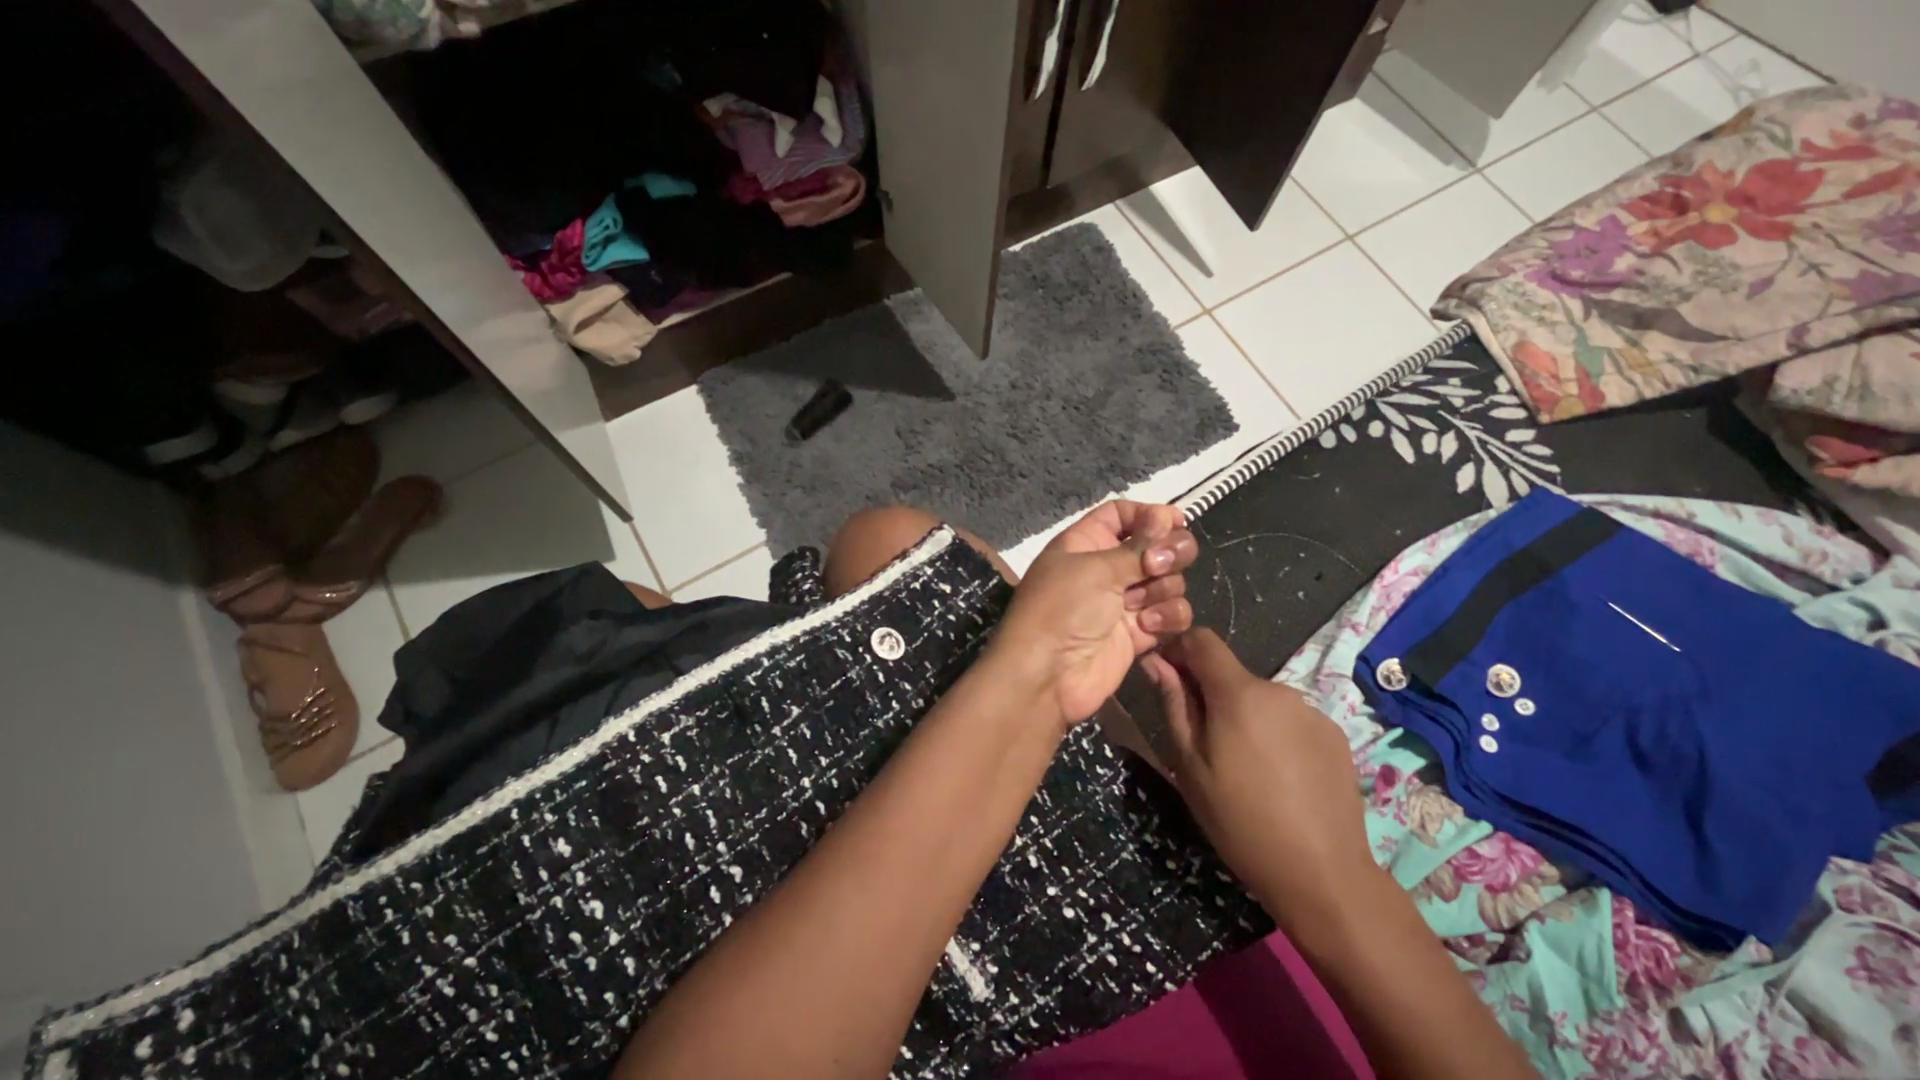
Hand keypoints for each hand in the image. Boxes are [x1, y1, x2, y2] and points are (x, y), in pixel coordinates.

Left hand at [989, 501, 1197, 729]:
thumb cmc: (1062, 610)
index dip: (1150, 515)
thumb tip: (1168, 517)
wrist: (1047, 675)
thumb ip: (1138, 547)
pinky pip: (1170, 614)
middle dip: (1168, 553)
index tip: (1176, 521)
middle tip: (1161, 564)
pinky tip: (1148, 627)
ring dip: (1164, 588)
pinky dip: (1167, 617)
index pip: (1122, 515)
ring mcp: (1124, 602)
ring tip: (1141, 604)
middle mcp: (1106, 569)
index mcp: (1085, 543)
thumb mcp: (1096, 569)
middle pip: (1155, 546)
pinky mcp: (1139, 633)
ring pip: (1168, 580)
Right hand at [1141, 629, 1374, 910]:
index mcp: (1239, 694)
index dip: (1180, 650)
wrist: (1321, 871)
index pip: (1203, 640)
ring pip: (1263, 701)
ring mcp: (1312, 712)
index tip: (1168, 679)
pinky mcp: (1335, 735)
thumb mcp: (1189, 767)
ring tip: (1245, 770)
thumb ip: (1174, 706)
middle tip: (1205, 749)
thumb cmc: (1239, 821)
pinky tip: (1279, 779)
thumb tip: (1157, 662)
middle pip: (1233, 676)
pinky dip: (1277, 737)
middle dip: (1212, 697)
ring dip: (1246, 719)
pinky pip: (1292, 722)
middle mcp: (1280, 690)